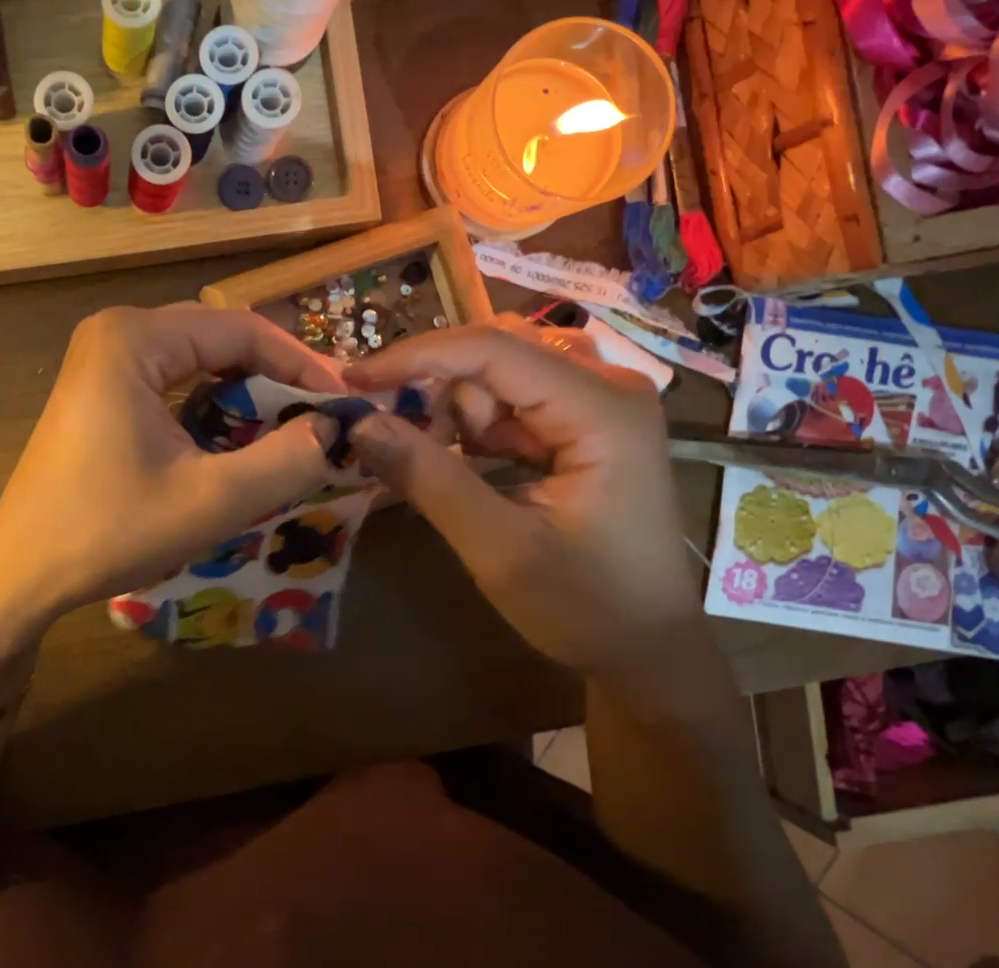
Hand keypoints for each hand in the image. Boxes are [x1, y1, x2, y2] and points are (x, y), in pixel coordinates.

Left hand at [0, 304, 343, 644]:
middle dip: (275, 375)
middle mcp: (114, 333)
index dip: (302, 365)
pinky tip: (234, 437)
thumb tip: (335, 428)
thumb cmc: (110, 531)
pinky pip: (169, 379)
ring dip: (244, 390)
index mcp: (134, 338)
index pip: (241, 330)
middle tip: (324, 417)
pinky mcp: (95, 390)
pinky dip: (209, 402)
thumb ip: (287, 459)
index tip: (347, 405)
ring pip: (195, 358)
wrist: (23, 571)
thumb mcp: (212, 500)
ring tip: (291, 428)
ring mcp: (99, 360)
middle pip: (218, 336)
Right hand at [343, 319, 701, 680]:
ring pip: (500, 372)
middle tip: (399, 440)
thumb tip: (359, 421)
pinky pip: (512, 399)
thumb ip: (428, 478)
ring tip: (443, 469)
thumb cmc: (584, 605)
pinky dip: (474, 427)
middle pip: (496, 352)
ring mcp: (601, 404)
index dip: (415, 357)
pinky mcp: (587, 425)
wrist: (646, 650)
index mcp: (602, 409)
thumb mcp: (497, 547)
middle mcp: (609, 388)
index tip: (352, 380)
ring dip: (457, 413)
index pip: (493, 349)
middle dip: (439, 391)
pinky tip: (462, 466)